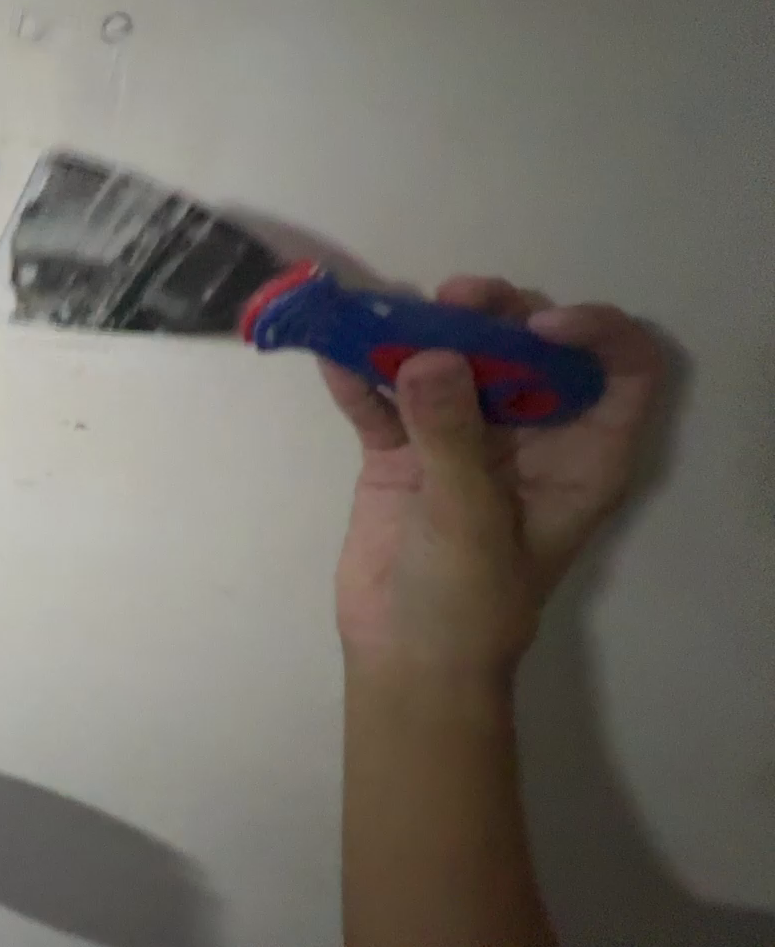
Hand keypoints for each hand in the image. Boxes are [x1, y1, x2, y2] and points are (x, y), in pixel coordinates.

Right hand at [322, 277, 665, 674]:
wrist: (404, 649)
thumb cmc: (468, 597)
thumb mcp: (470, 517)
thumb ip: (450, 436)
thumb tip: (429, 356)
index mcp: (579, 456)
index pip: (614, 374)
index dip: (591, 335)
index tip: (532, 322)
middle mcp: (523, 439)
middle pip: (520, 358)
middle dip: (490, 319)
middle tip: (448, 297)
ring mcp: (453, 445)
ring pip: (443, 373)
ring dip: (413, 341)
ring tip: (378, 314)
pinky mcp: (397, 458)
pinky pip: (380, 409)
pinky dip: (357, 385)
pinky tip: (332, 361)